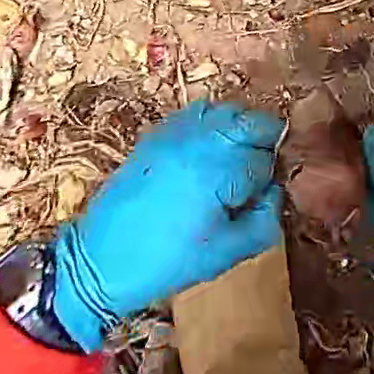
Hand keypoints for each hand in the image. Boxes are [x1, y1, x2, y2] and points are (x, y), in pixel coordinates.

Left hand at [51, 100, 284, 351]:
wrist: (97, 262)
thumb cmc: (168, 261)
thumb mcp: (229, 252)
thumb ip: (267, 219)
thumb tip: (276, 190)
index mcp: (222, 169)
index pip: (268, 159)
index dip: (269, 179)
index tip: (257, 198)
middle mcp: (204, 139)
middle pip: (258, 122)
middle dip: (264, 146)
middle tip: (254, 178)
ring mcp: (180, 131)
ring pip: (233, 111)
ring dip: (243, 131)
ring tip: (234, 161)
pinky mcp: (161, 132)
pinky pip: (202, 111)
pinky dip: (216, 122)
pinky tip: (211, 148)